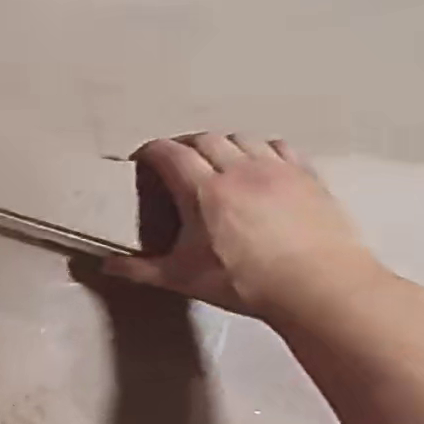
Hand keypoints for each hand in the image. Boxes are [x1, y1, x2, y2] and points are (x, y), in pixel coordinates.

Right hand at [103, 133, 389, 323]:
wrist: (316, 285)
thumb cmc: (243, 283)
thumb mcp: (183, 279)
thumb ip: (142, 269)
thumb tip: (107, 266)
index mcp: (203, 190)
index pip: (169, 153)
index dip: (151, 151)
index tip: (141, 160)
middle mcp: (237, 169)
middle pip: (204, 139)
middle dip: (184, 146)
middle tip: (175, 163)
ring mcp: (275, 168)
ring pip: (241, 137)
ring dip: (222, 144)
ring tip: (216, 162)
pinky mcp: (306, 175)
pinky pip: (279, 147)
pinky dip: (261, 149)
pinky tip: (259, 165)